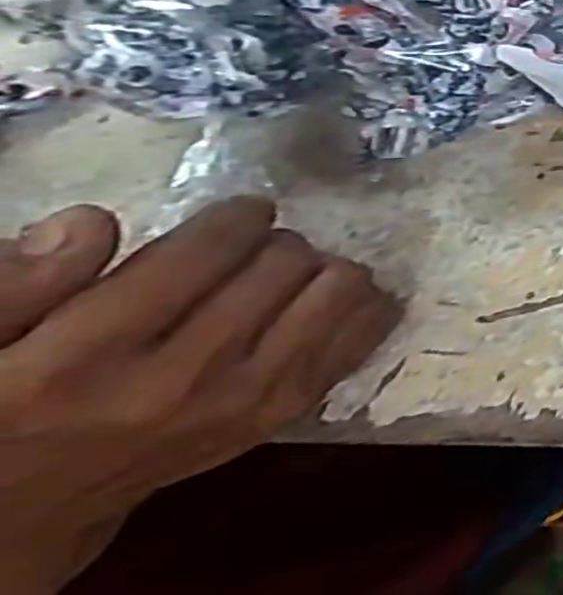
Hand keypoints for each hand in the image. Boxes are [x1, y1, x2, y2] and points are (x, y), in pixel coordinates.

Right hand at [0, 199, 400, 593]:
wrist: (29, 506)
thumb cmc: (2, 407)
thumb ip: (17, 285)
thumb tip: (89, 223)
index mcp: (78, 364)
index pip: (205, 253)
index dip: (236, 217)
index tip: (237, 215)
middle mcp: (176, 383)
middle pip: (285, 261)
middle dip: (274, 242)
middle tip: (250, 254)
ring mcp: (247, 399)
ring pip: (341, 285)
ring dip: (320, 267)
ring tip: (281, 277)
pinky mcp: (291, 408)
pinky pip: (367, 326)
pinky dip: (359, 300)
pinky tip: (320, 300)